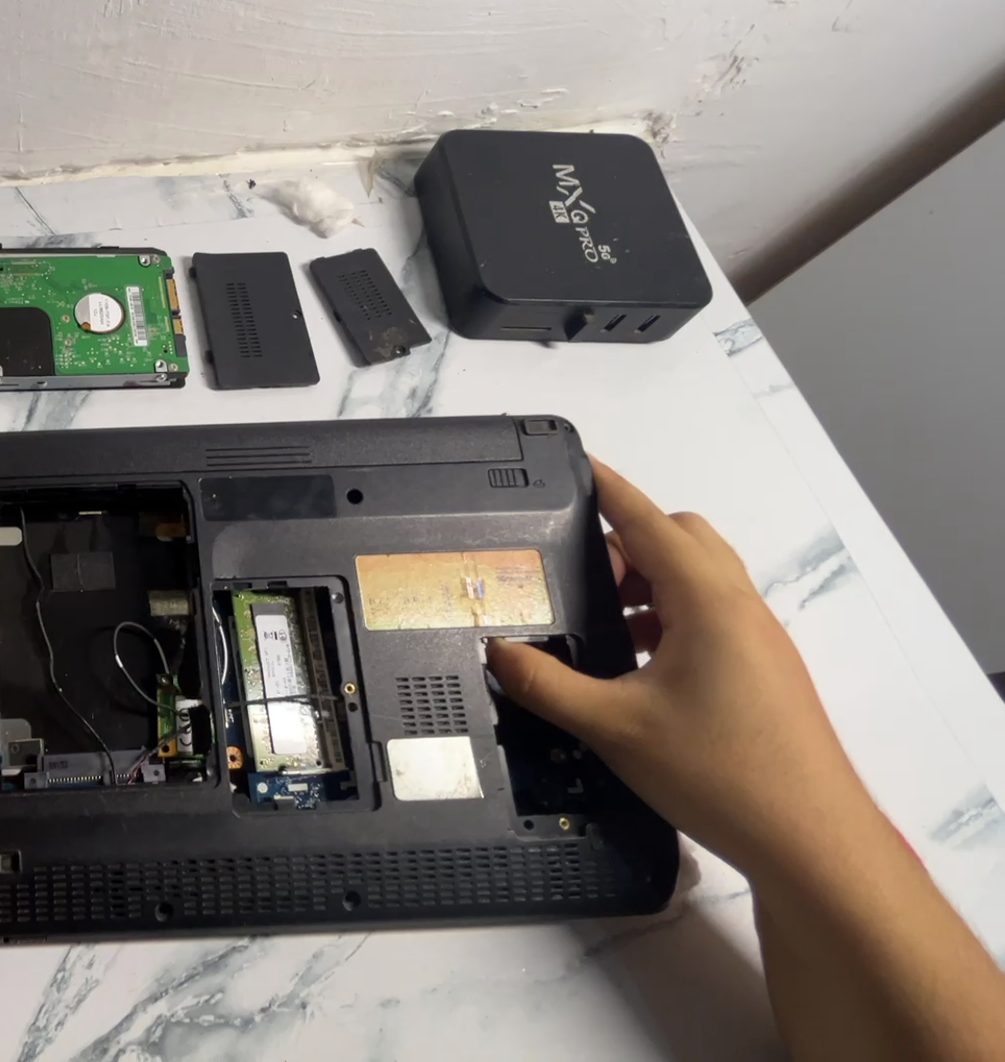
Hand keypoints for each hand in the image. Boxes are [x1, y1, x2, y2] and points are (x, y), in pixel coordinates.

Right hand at [486, 460, 876, 878]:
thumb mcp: (610, 725)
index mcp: (707, 606)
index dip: (611, 489)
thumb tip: (495, 651)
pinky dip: (662, 614)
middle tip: (576, 568)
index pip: (652, 524)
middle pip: (685, 539)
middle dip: (627, 538)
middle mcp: (739, 611)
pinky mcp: (759, 671)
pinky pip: (705, 615)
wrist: (813, 843)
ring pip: (697, 578)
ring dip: (646, 580)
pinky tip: (628, 659)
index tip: (575, 465)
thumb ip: (542, 683)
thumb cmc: (718, 771)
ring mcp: (756, 641)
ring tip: (594, 617)